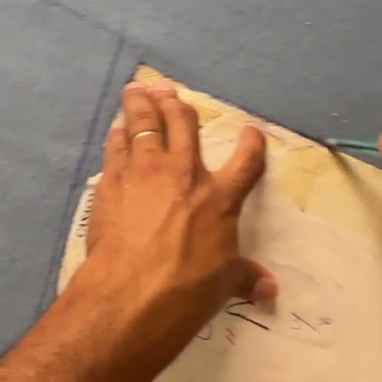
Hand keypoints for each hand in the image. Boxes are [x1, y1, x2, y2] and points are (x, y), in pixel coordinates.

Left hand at [73, 81, 276, 348]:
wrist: (131, 292)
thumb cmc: (186, 289)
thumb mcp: (223, 284)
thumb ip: (244, 277)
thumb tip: (268, 289)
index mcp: (220, 197)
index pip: (246, 161)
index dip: (251, 143)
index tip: (251, 131)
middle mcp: (184, 174)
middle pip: (183, 124)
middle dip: (177, 105)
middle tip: (168, 91)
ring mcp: (145, 172)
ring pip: (143, 125)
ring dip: (141, 104)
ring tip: (138, 89)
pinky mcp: (112, 182)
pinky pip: (116, 148)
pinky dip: (118, 135)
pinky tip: (116, 129)